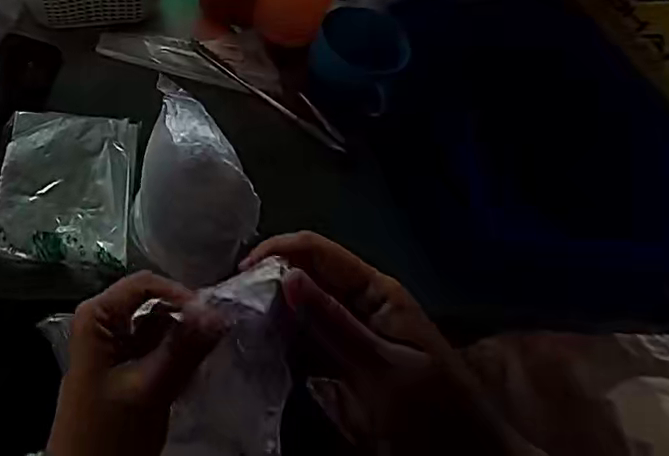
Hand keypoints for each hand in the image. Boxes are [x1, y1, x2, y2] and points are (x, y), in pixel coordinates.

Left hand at [47, 271, 226, 455]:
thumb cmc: (107, 434)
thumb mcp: (148, 390)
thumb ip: (183, 349)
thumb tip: (218, 312)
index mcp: (97, 314)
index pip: (144, 284)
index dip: (179, 294)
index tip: (212, 315)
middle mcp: (104, 321)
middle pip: (153, 303)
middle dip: (184, 320)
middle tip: (217, 335)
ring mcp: (115, 346)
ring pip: (158, 329)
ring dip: (182, 342)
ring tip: (208, 356)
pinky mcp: (126, 370)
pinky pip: (156, 352)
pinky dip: (176, 360)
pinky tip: (193, 374)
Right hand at [244, 233, 515, 455]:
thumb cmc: (437, 417)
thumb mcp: (386, 372)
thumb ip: (334, 323)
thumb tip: (285, 274)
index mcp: (375, 291)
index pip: (317, 250)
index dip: (277, 251)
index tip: (240, 273)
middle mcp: (359, 303)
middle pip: (304, 275)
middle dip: (268, 281)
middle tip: (230, 300)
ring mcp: (351, 334)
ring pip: (300, 308)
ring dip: (270, 312)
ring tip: (235, 322)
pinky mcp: (344, 365)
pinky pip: (305, 342)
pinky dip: (282, 342)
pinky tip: (258, 349)